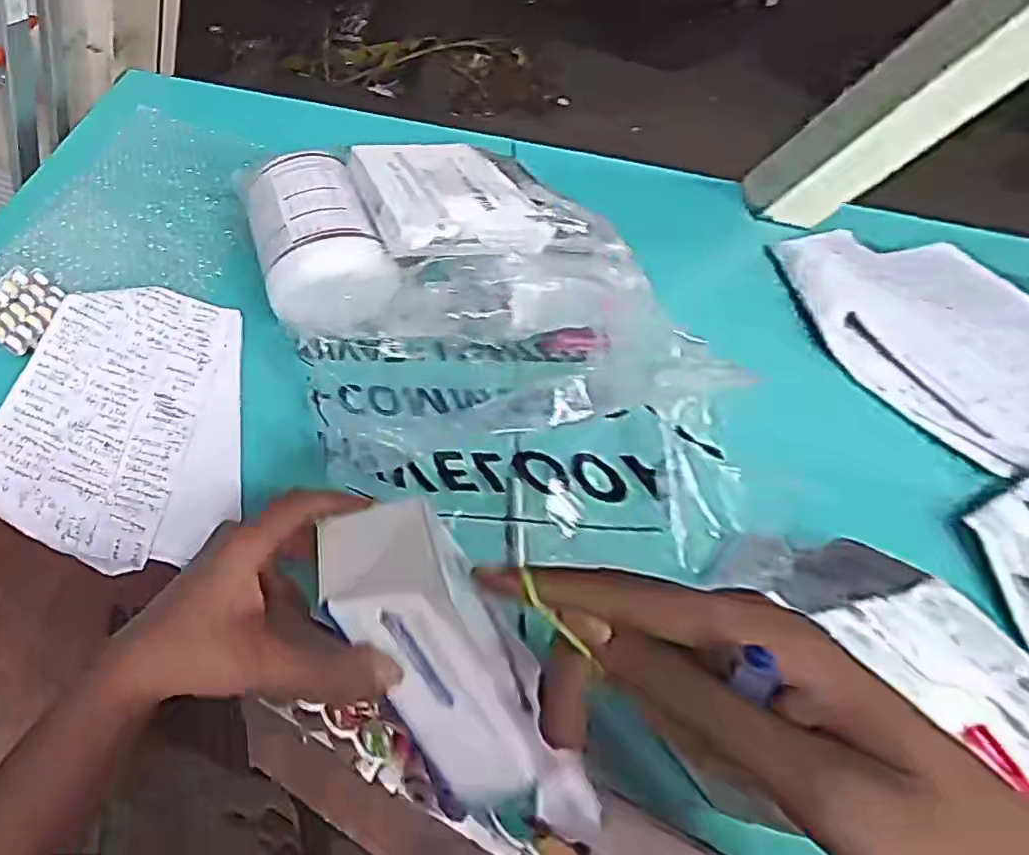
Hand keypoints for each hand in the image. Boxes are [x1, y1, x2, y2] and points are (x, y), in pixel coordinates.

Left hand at [102, 490, 402, 706]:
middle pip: (293, 529)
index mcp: (246, 545)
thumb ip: (331, 670)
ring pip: (282, 558)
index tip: (376, 510)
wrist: (142, 663)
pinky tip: (316, 625)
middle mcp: (238, 544)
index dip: (336, 502)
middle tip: (378, 555)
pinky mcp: (225, 582)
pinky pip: (270, 576)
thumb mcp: (268, 663)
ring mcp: (228, 562)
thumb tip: (393, 671)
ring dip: (315, 572)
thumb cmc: (198, 650)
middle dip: (333, 540)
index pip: (296, 505)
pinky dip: (295, 592)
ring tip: (358, 592)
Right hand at [481, 567, 1028, 854]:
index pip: (628, 595)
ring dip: (622, 696)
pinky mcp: (742, 679)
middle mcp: (741, 623)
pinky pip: (669, 682)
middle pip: (622, 620)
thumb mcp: (808, 779)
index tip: (485, 578)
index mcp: (758, 629)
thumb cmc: (921, 830)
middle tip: (559, 730)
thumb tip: (585, 625)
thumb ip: (690, 695)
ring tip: (659, 754)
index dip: (552, 586)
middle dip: (583, 665)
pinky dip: (658, 710)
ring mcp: (742, 650)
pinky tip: (705, 749)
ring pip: (638, 653)